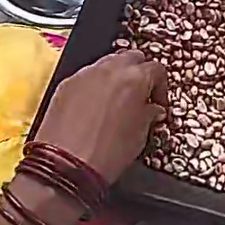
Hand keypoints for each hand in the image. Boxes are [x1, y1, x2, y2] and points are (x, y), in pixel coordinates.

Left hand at [32, 49, 167, 182]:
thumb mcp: (139, 136)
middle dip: (139, 73)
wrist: (64, 166)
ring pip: (108, 63)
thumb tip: (152, 110)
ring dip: (116, 76)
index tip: (157, 101)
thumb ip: (149, 115)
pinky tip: (94, 106)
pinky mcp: (66, 84)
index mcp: (134, 79)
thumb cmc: (103, 154)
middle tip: (140, 94)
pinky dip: (94, 85)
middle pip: (132, 58)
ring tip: (117, 100)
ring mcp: (85, 74)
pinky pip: (86, 76)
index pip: (156, 69)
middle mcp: (110, 70)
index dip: (160, 86)